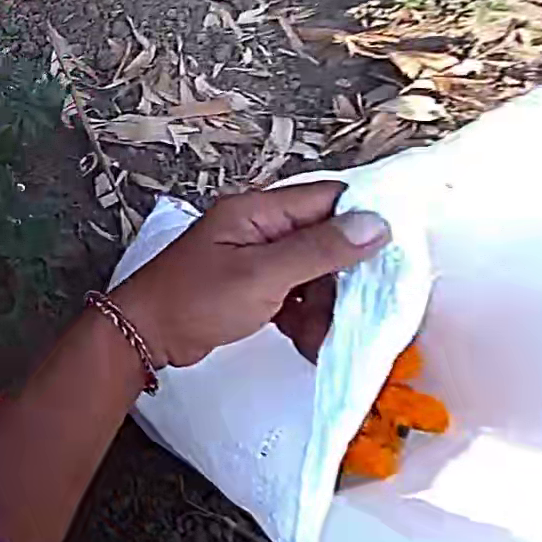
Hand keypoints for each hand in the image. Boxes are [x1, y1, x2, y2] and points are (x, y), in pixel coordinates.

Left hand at [109, 181, 389, 367]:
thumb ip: (317, 250)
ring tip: (316, 338)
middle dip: (340, 280)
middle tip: (348, 314)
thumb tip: (375, 222)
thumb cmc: (195, 300)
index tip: (395, 255)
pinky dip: (302, 317)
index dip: (363, 222)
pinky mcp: (249, 284)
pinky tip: (304, 341)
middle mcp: (255, 227)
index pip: (326, 199)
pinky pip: (292, 293)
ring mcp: (252, 257)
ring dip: (322, 307)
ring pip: (311, 273)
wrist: (146, 333)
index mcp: (255, 211)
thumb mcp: (262, 275)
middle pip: (323, 241)